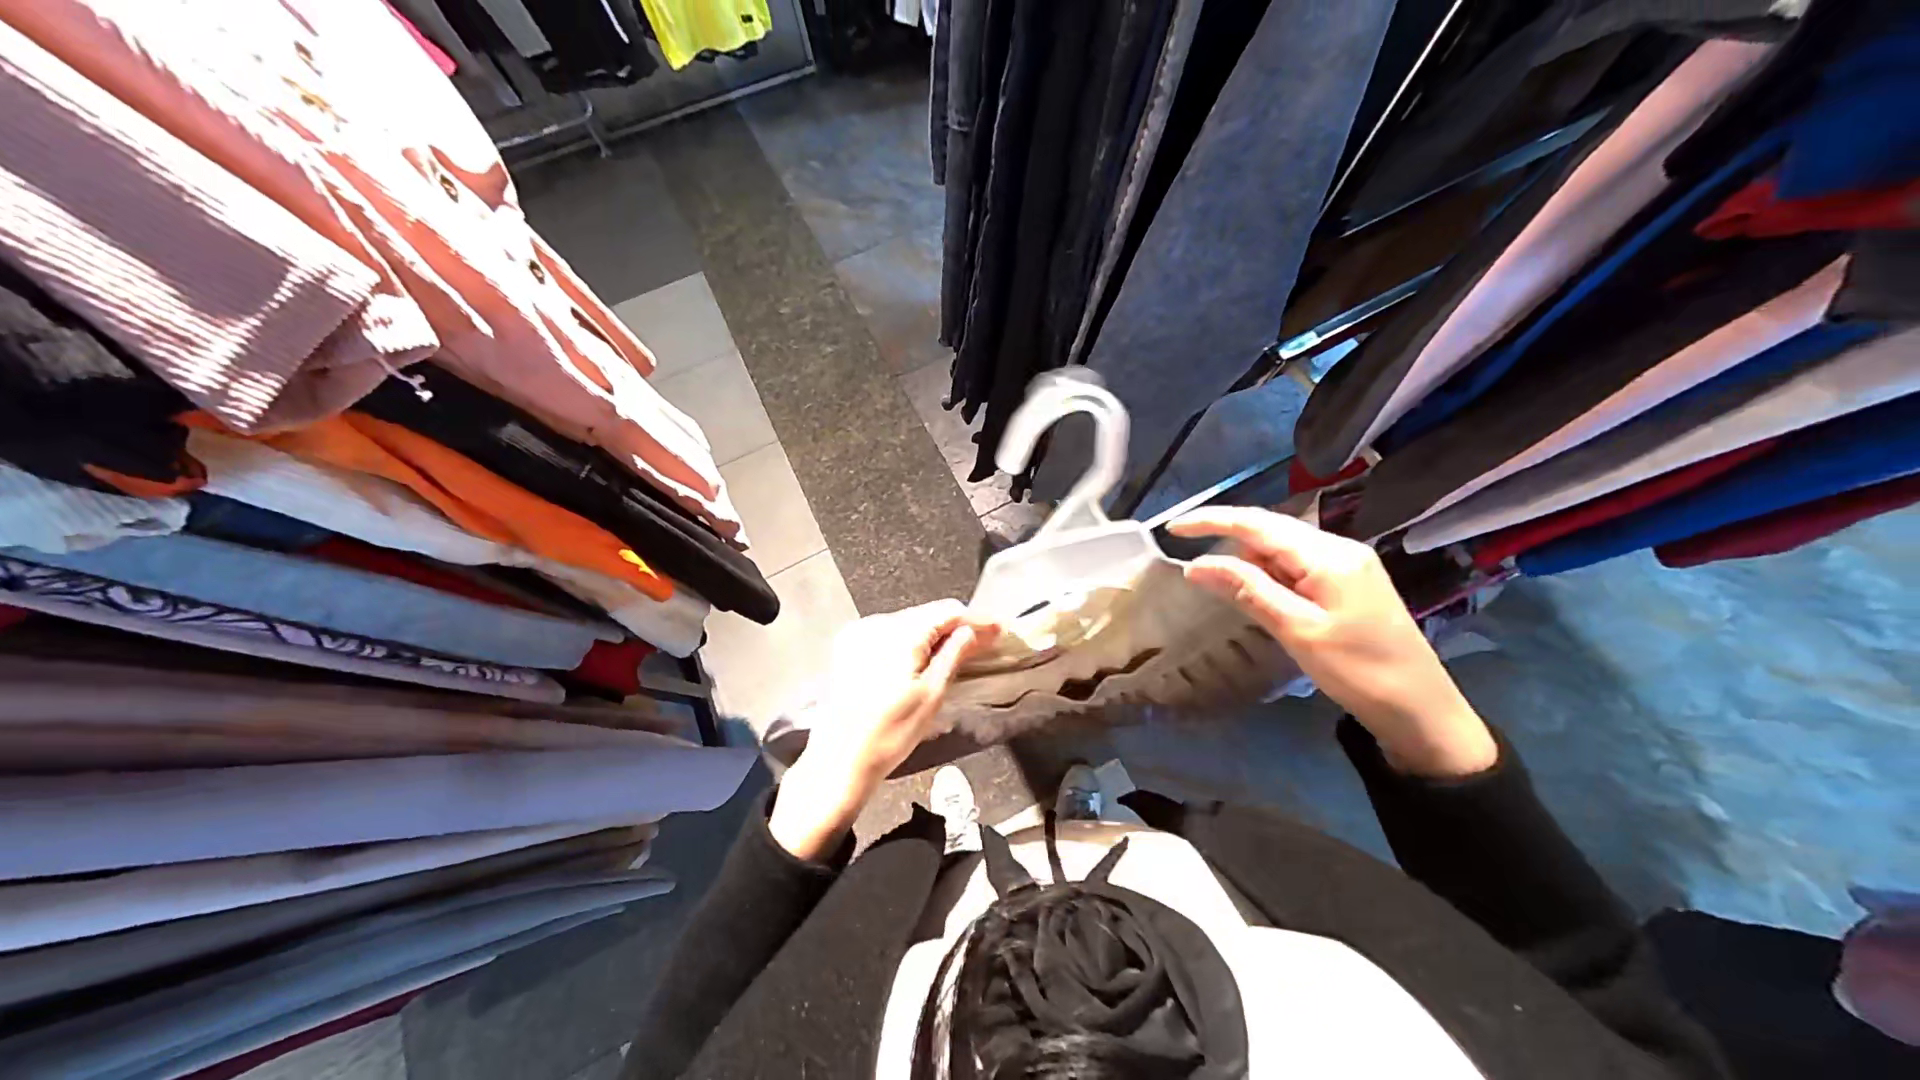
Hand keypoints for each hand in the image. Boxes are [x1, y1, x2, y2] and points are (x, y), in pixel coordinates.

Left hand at [769, 600, 999, 859]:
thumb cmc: (887, 736)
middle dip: (956, 627)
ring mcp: (859, 635)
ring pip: (908, 622)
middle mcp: (876, 626)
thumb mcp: (932, 695)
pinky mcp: (849, 647)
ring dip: (934, 634)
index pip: (947, 612)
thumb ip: (955, 655)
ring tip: (958, 652)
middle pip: (927, 614)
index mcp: (899, 634)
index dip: (976, 620)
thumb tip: (973, 633)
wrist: (840, 760)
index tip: (997, 629)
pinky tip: (924, 659)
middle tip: (983, 642)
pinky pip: (888, 634)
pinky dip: (909, 642)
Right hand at [1170, 507, 1496, 777]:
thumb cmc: (1359, 672)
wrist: (1423, 711)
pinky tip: (1261, 596)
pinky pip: (1298, 565)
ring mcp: (1348, 564)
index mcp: (1329, 556)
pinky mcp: (1350, 583)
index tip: (1172, 529)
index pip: (1259, 525)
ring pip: (1283, 548)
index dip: (1212, 522)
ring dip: (1250, 563)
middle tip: (1196, 571)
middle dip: (1229, 543)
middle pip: (1271, 531)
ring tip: (1229, 592)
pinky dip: (1271, 575)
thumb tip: (1196, 565)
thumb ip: (1247, 590)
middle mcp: (1340, 549)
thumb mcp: (1297, 631)